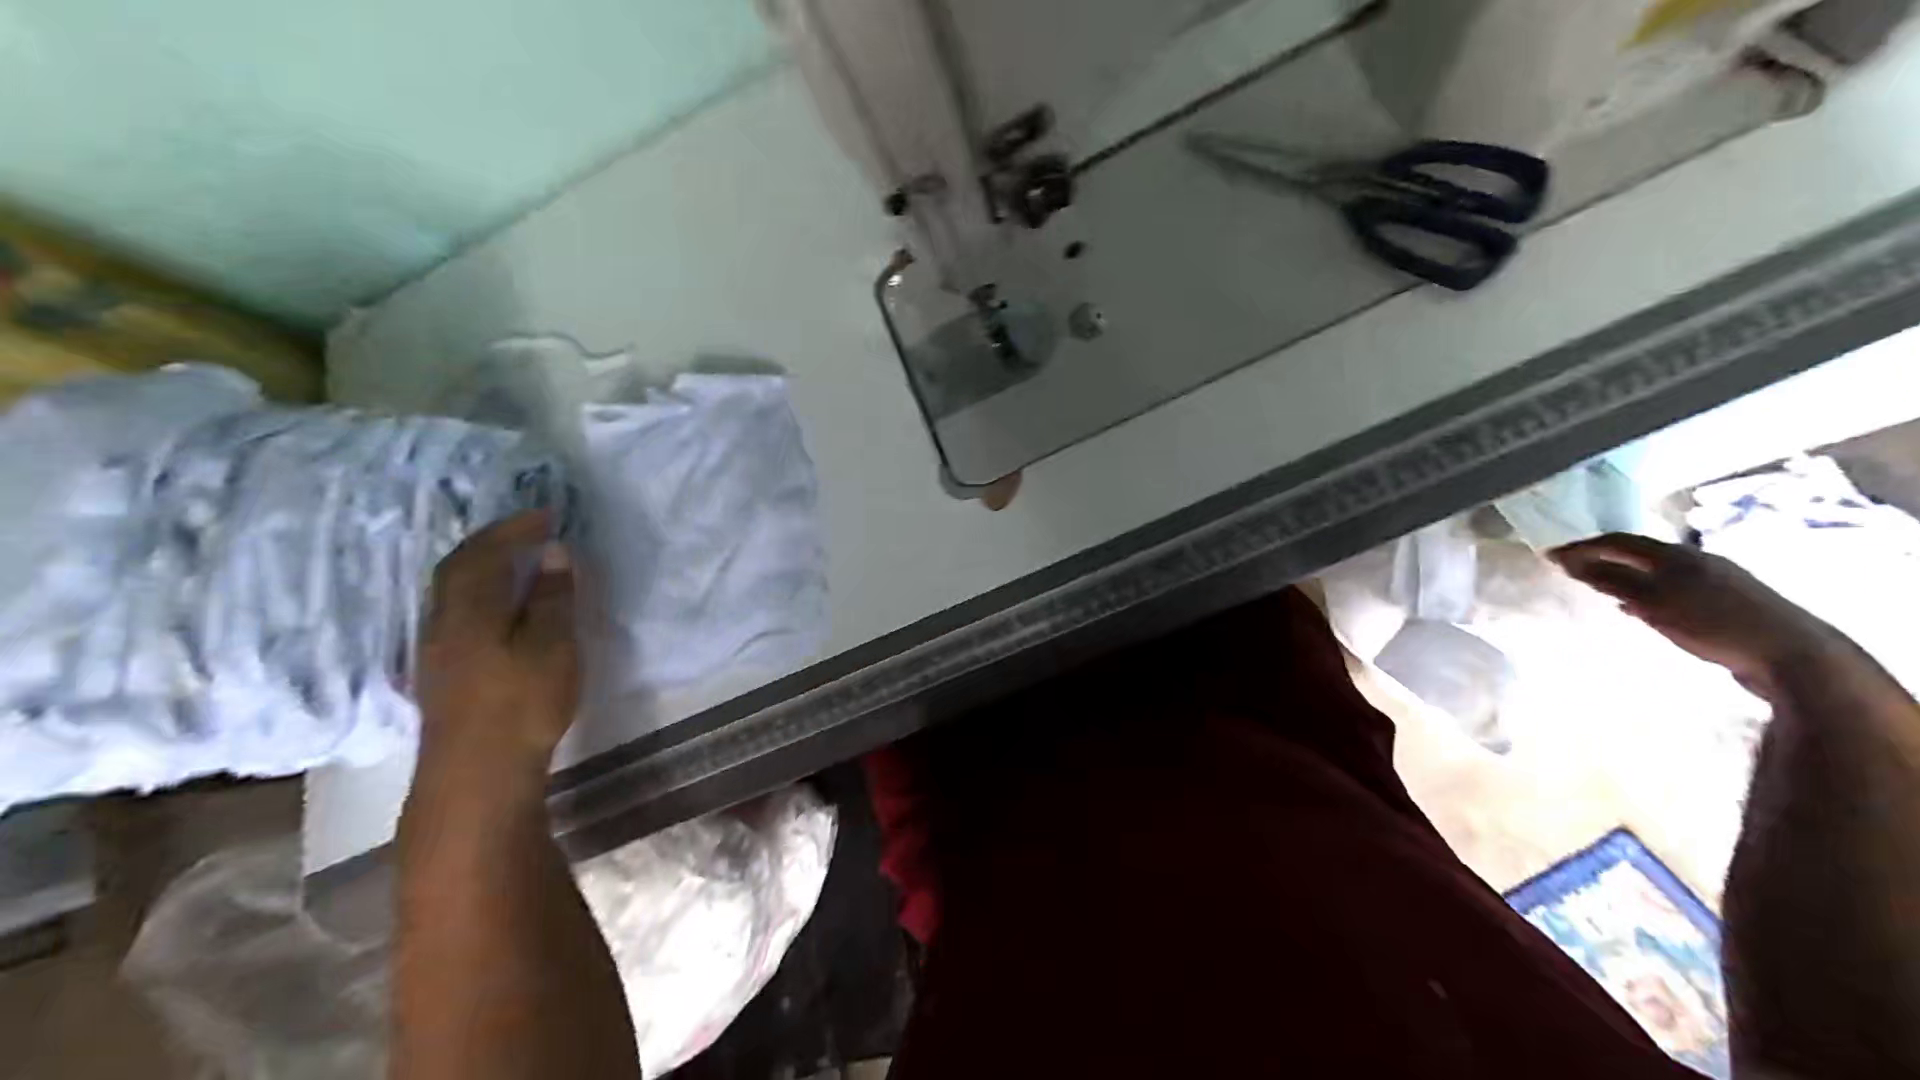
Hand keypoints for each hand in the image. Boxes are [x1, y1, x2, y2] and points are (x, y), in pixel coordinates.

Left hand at [417, 509, 578, 773]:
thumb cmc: (521, 704)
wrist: (475, 776)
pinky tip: (501, 609)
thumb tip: (553, 553)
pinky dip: (482, 595)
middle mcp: (443, 623)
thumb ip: (551, 598)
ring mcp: (437, 650)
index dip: (513, 529)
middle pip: (459, 570)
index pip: (484, 553)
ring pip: (455, 594)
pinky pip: (458, 614)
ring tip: (518, 564)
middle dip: (493, 544)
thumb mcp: (551, 646)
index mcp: (469, 610)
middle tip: (528, 532)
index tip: (546, 514)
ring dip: (484, 569)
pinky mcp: (442, 674)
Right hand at [1551, 533, 1843, 687]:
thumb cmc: (1712, 623)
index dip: (1581, 546)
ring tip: (1600, 587)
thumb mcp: (1651, 601)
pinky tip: (1639, 608)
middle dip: (1603, 557)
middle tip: (1573, 569)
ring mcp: (1717, 581)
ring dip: (1624, 575)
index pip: (1618, 541)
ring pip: (1657, 571)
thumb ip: (1609, 580)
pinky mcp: (1729, 603)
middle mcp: (1697, 560)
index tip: (1550, 556)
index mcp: (1676, 555)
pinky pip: (1673, 588)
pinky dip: (1646, 592)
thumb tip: (1571, 561)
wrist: (1793, 654)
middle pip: (1639, 552)